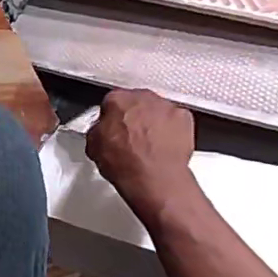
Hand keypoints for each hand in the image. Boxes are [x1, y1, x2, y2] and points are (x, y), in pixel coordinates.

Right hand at [85, 90, 198, 221]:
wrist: (153, 177)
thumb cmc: (126, 163)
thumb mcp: (94, 147)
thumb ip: (97, 130)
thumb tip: (99, 131)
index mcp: (117, 100)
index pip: (111, 102)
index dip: (110, 117)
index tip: (111, 128)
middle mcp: (143, 98)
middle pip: (136, 102)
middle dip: (133, 117)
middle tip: (129, 137)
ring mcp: (165, 106)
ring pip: (156, 110)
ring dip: (152, 122)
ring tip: (146, 144)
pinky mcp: (183, 117)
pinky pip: (175, 119)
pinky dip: (170, 129)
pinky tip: (162, 145)